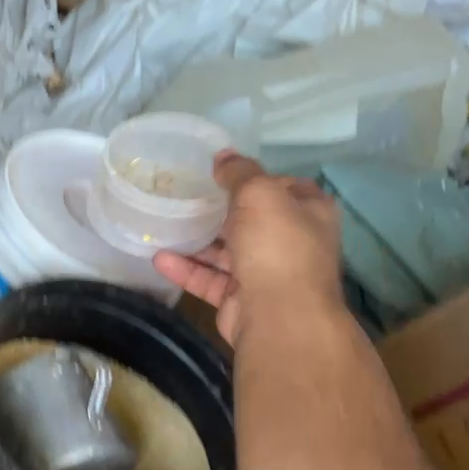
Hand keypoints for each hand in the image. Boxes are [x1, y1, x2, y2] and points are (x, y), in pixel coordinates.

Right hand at [153, 152, 342, 345]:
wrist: (278, 314)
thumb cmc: (276, 245)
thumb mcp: (259, 194)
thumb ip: (239, 173)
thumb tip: (223, 155)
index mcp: (309, 213)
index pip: (285, 188)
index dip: (256, 179)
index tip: (222, 175)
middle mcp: (291, 242)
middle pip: (252, 220)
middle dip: (220, 212)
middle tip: (186, 198)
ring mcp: (265, 272)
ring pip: (226, 252)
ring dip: (197, 241)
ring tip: (165, 226)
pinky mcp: (239, 298)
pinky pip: (208, 278)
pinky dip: (186, 269)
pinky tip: (159, 259)